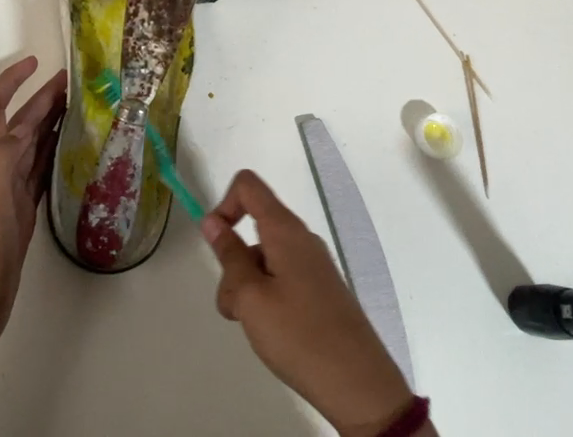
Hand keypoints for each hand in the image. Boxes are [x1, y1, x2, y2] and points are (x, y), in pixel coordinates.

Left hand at [0, 56, 65, 357]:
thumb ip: (1, 161)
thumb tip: (19, 124)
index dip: (11, 82)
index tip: (35, 62)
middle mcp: (0, 170)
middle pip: (23, 123)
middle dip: (43, 98)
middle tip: (77, 82)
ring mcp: (12, 192)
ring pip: (35, 146)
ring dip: (53, 123)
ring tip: (82, 108)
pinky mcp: (25, 213)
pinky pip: (43, 174)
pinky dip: (57, 157)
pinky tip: (74, 153)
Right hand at [202, 170, 420, 436]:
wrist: (360, 387)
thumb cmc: (299, 336)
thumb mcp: (250, 296)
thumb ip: (229, 255)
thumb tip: (212, 221)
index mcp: (285, 231)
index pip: (248, 186)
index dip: (224, 204)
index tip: (217, 243)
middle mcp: (302, 240)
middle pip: (253, 228)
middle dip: (233, 260)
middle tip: (235, 304)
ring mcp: (314, 267)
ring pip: (264, 259)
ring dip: (247, 285)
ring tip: (253, 325)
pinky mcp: (320, 291)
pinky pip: (282, 278)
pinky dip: (267, 297)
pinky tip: (273, 332)